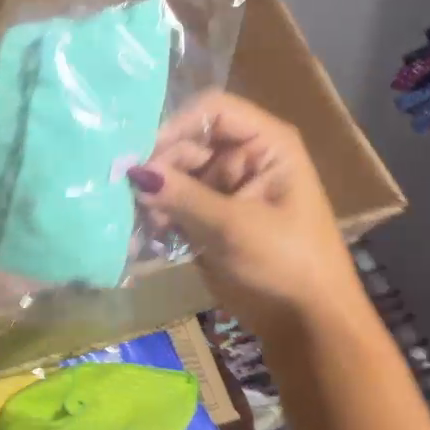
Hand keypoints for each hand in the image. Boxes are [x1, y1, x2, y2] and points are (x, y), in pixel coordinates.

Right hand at [128, 91, 367, 340]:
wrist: (302, 317)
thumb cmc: (285, 262)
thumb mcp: (233, 226)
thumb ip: (182, 197)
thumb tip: (133, 173)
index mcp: (264, 145)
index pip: (212, 112)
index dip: (175, 126)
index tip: (140, 157)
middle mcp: (240, 159)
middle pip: (185, 144)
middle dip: (156, 168)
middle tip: (126, 197)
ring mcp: (221, 190)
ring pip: (171, 177)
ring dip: (150, 196)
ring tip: (133, 221)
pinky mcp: (204, 219)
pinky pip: (170, 206)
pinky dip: (153, 217)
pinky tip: (138, 235)